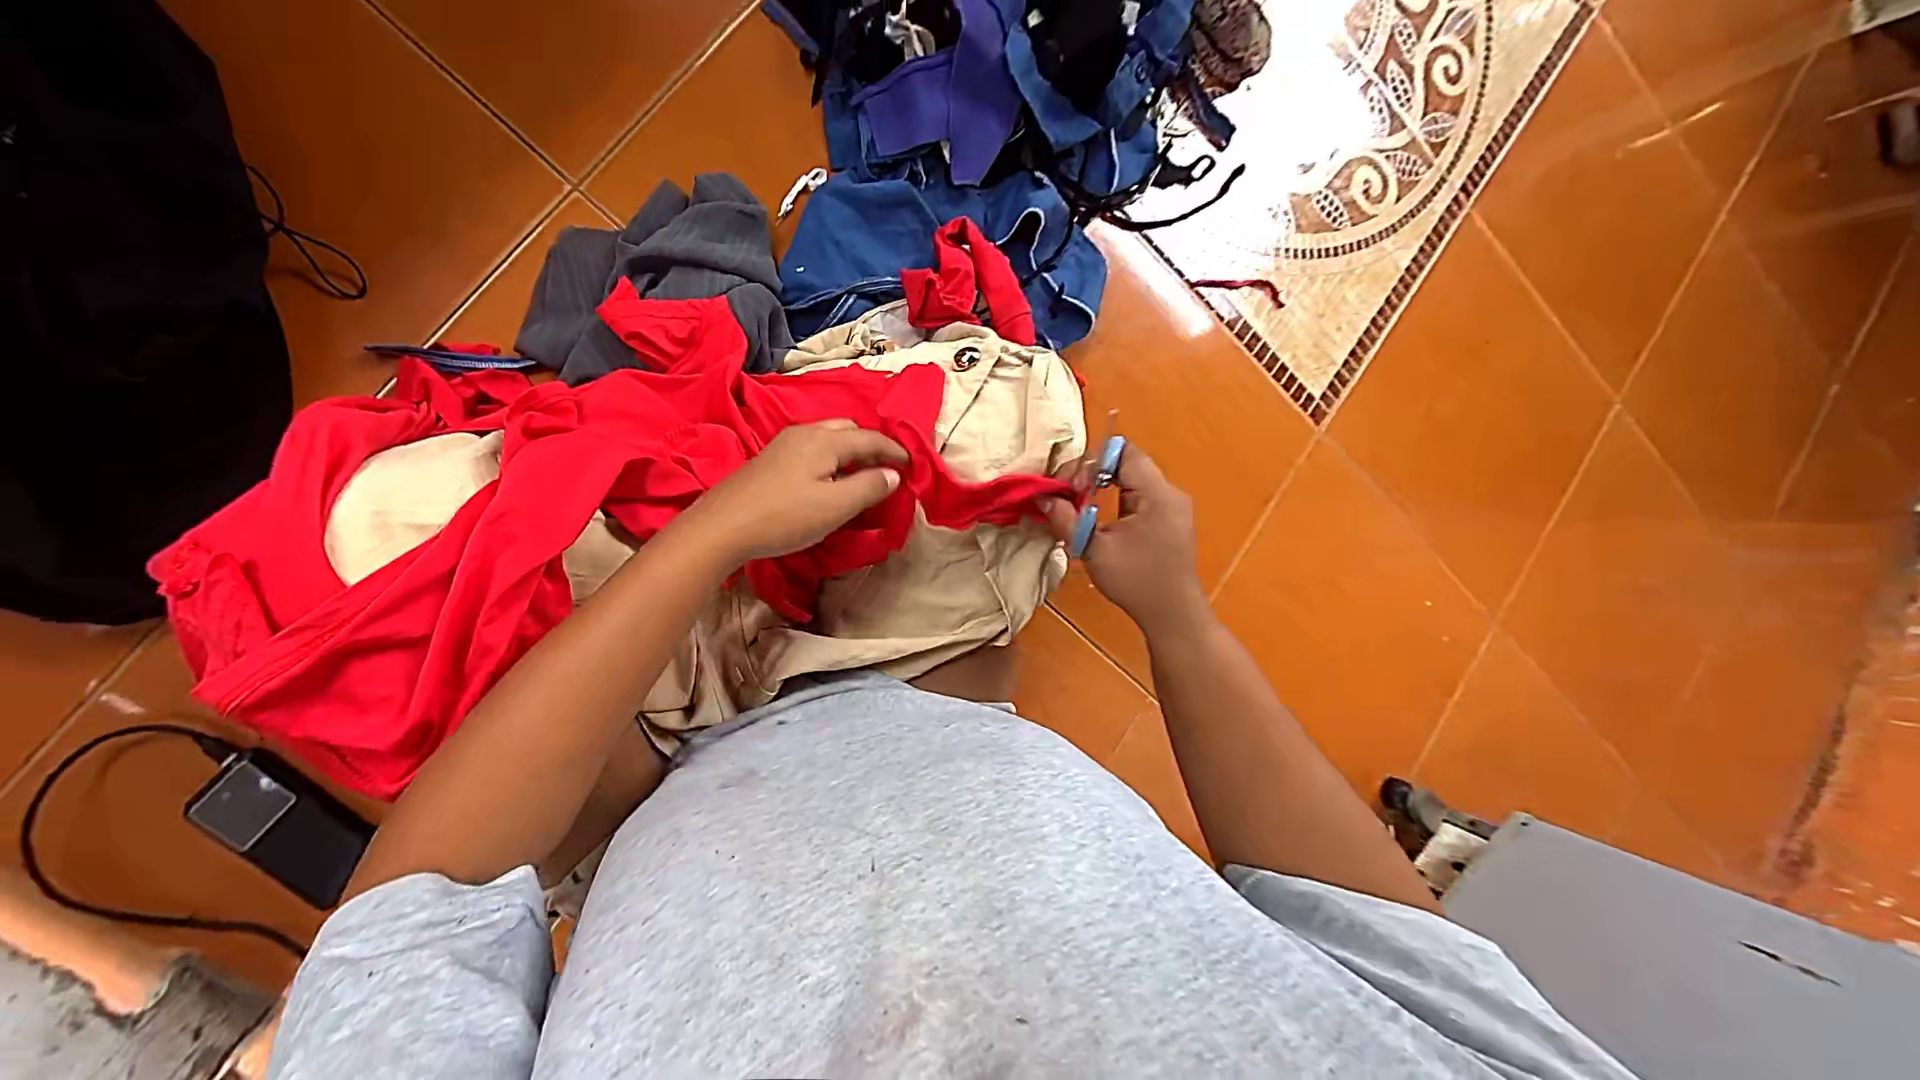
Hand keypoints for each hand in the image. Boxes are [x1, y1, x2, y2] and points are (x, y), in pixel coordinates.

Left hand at [680, 419, 907, 565]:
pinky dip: (831, 459)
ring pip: (828, 438)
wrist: (721, 527)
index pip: (870, 437)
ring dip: (850, 452)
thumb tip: (892, 474)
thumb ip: (869, 487)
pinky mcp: (770, 461)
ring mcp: (783, 445)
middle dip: (871, 445)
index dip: (894, 451)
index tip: (912, 466)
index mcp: (824, 440)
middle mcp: (804, 433)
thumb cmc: (784, 516)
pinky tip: (829, 480)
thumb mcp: (835, 506)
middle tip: (888, 468)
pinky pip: (812, 450)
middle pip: (847, 430)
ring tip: (863, 475)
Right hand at [1041, 448, 1208, 635]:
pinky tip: (1098, 519)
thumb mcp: (1095, 551)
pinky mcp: (1169, 520)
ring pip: (1132, 480)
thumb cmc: (1137, 583)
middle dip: (1092, 474)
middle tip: (1068, 496)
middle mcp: (1169, 493)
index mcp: (1157, 494)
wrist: (1173, 614)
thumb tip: (1043, 498)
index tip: (1070, 486)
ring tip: (1078, 506)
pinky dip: (1115, 499)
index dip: (1092, 462)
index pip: (1124, 453)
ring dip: (1102, 487)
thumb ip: (1067, 520)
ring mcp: (1172, 506)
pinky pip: (1139, 496)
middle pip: (1127, 463)